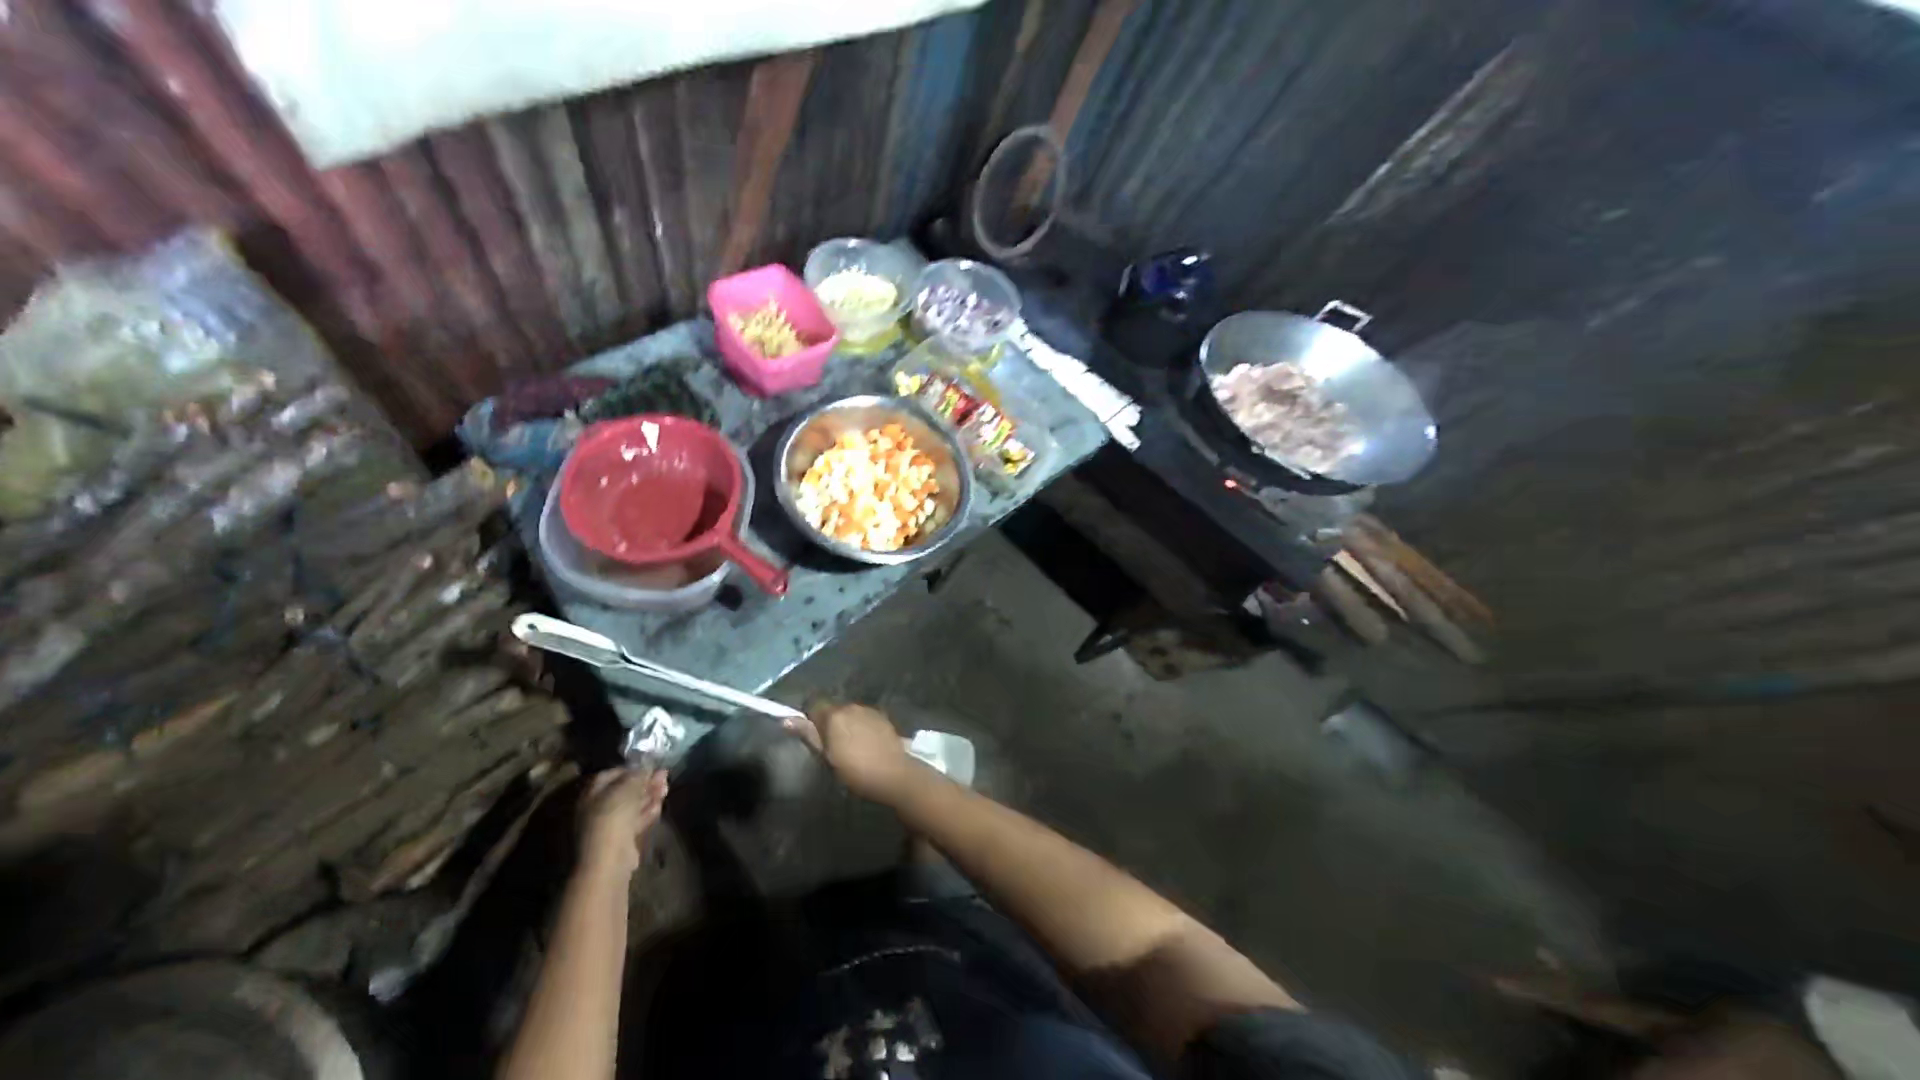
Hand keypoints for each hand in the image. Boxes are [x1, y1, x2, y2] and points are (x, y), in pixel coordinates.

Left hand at [578, 766, 667, 876]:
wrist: (610, 859)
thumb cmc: (613, 816)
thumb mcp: (627, 787)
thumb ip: (638, 774)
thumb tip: (646, 765)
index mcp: (592, 792)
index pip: (612, 773)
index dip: (632, 768)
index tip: (650, 765)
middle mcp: (597, 807)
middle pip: (624, 790)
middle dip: (645, 782)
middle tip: (664, 775)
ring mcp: (609, 825)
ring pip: (632, 805)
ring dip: (649, 795)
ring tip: (666, 787)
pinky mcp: (621, 839)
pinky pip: (635, 821)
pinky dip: (647, 812)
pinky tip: (659, 805)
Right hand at [795, 702, 917, 802]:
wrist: (894, 773)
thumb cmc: (856, 770)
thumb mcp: (827, 756)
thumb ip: (809, 735)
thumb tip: (787, 720)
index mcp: (834, 714)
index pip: (814, 704)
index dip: (811, 718)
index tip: (815, 736)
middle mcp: (851, 706)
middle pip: (833, 708)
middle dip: (830, 722)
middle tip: (832, 746)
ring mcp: (869, 710)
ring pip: (850, 713)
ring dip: (846, 723)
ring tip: (851, 746)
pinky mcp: (883, 716)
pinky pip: (864, 717)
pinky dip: (861, 726)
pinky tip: (867, 743)